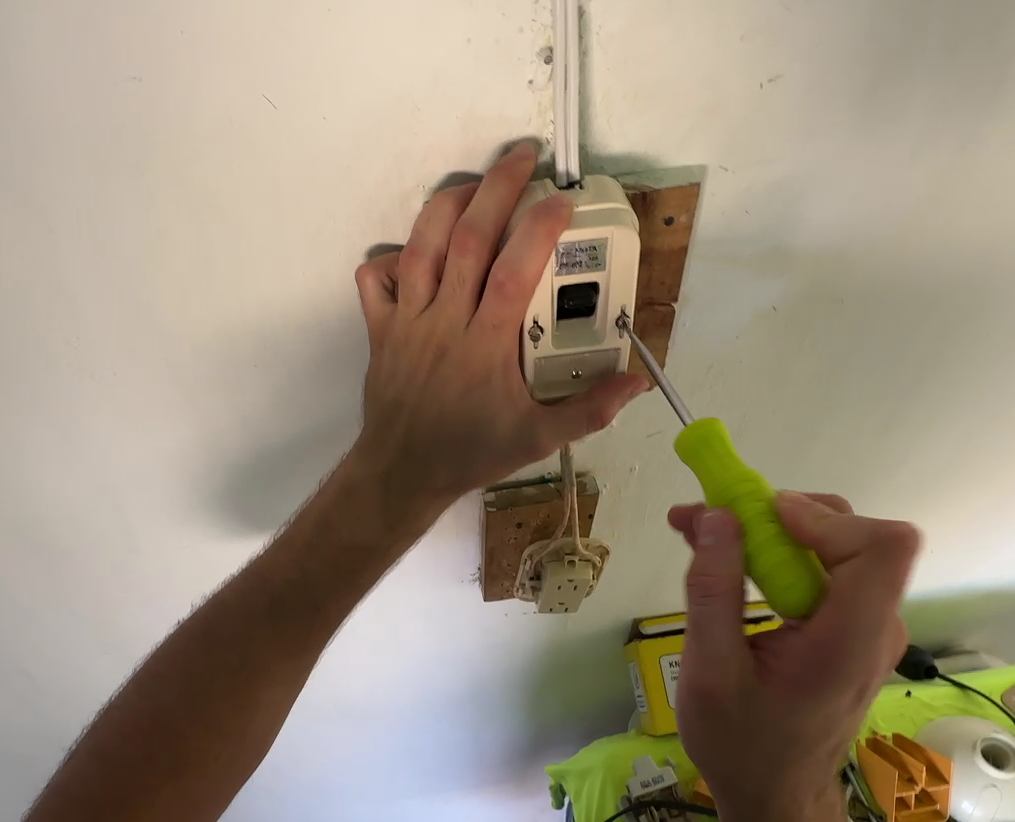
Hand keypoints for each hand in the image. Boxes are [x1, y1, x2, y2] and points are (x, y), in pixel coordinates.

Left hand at [348, 143, 648, 513]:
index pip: (514, 270)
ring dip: (447, 205)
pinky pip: (376, 281)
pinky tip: (414, 249)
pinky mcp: (380, 330)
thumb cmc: (470, 454)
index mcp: (485, 344)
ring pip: (421, 246)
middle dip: (496, 188)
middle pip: (467, 240)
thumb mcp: (537, 439)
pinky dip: (390, 257)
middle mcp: (444, 322)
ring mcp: (407, 322)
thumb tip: (638, 382)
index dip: (540, 228)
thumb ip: (589, 410)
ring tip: (475, 182)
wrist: (402, 473)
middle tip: (522, 155)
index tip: (563, 200)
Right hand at [668, 494, 919, 821]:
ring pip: (840, 548)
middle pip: (859, 536)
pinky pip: (827, 574)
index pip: (881, 546)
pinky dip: (780, 558)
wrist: (775, 799)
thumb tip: (717, 516)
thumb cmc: (739, 745)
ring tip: (708, 538)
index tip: (757, 517)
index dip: (823, 517)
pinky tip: (733, 569)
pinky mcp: (852, 633)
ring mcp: (869, 629)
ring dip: (776, 533)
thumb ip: (714, 590)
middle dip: (785, 515)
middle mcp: (876, 627)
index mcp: (851, 639)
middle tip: (715, 521)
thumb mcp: (710, 670)